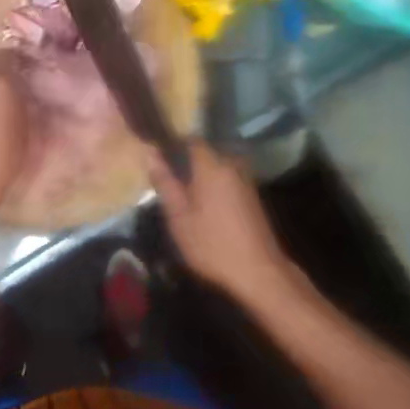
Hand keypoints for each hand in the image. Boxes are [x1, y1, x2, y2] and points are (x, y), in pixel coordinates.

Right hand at [147, 141, 294, 301]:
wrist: (258, 269)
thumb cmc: (212, 244)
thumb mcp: (179, 217)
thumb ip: (166, 183)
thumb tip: (151, 154)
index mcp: (211, 165)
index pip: (191, 139)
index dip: (173, 144)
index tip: (158, 155)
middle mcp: (231, 163)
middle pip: (205, 151)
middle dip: (187, 161)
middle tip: (168, 180)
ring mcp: (245, 177)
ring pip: (217, 165)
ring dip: (201, 174)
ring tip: (184, 194)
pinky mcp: (252, 193)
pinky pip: (228, 177)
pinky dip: (214, 184)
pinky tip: (205, 204)